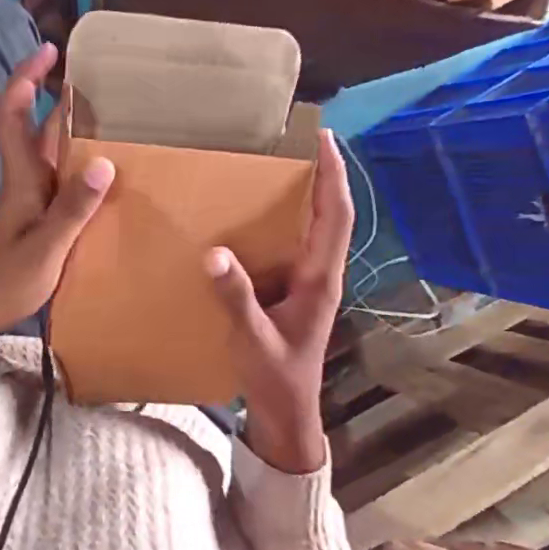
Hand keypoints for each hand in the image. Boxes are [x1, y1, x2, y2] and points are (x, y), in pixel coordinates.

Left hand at [0, 44, 115, 348]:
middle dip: (59, 97)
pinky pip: (63, 179)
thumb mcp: (45, 248)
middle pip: (37, 128)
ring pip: (52, 153)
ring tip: (117, 114)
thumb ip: (73, 209)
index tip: (47, 52)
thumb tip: (104, 162)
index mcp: (20, 181)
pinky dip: (82, 164)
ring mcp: (33, 200)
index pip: (12, 118)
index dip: (24, 81)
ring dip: (75, 130)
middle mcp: (26, 182)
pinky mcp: (41, 217)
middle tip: (101, 77)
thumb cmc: (6, 281)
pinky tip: (109, 168)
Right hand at [205, 129, 354, 473]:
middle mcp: (319, 274)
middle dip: (323, 177)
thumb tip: (214, 253)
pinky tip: (256, 221)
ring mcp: (308, 284)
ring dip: (307, 197)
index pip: (333, 217)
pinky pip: (293, 247)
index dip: (333, 177)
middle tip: (300, 146)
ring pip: (315, 230)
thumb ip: (236, 297)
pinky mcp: (293, 293)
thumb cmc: (275, 375)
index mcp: (319, 279)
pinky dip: (285, 224)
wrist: (287, 409)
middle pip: (330, 215)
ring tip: (278, 173)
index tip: (325, 140)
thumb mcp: (252, 337)